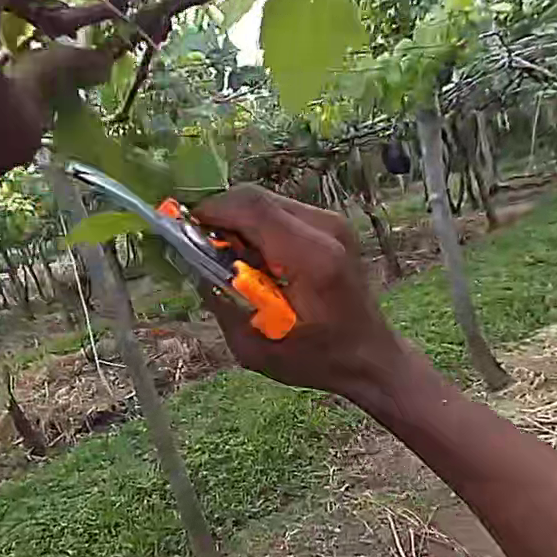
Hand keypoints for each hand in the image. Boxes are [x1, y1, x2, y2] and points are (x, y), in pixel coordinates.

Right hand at [193, 185, 414, 403]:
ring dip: (239, 225)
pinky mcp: (332, 225)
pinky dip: (257, 229)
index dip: (211, 211)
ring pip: (266, 201)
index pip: (252, 207)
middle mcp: (326, 229)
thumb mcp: (254, 346)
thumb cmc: (316, 359)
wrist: (370, 357)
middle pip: (256, 197)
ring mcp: (333, 223)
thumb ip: (220, 301)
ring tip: (235, 263)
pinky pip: (280, 212)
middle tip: (207, 252)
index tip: (186, 231)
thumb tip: (192, 265)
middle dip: (221, 218)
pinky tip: (258, 262)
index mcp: (312, 258)